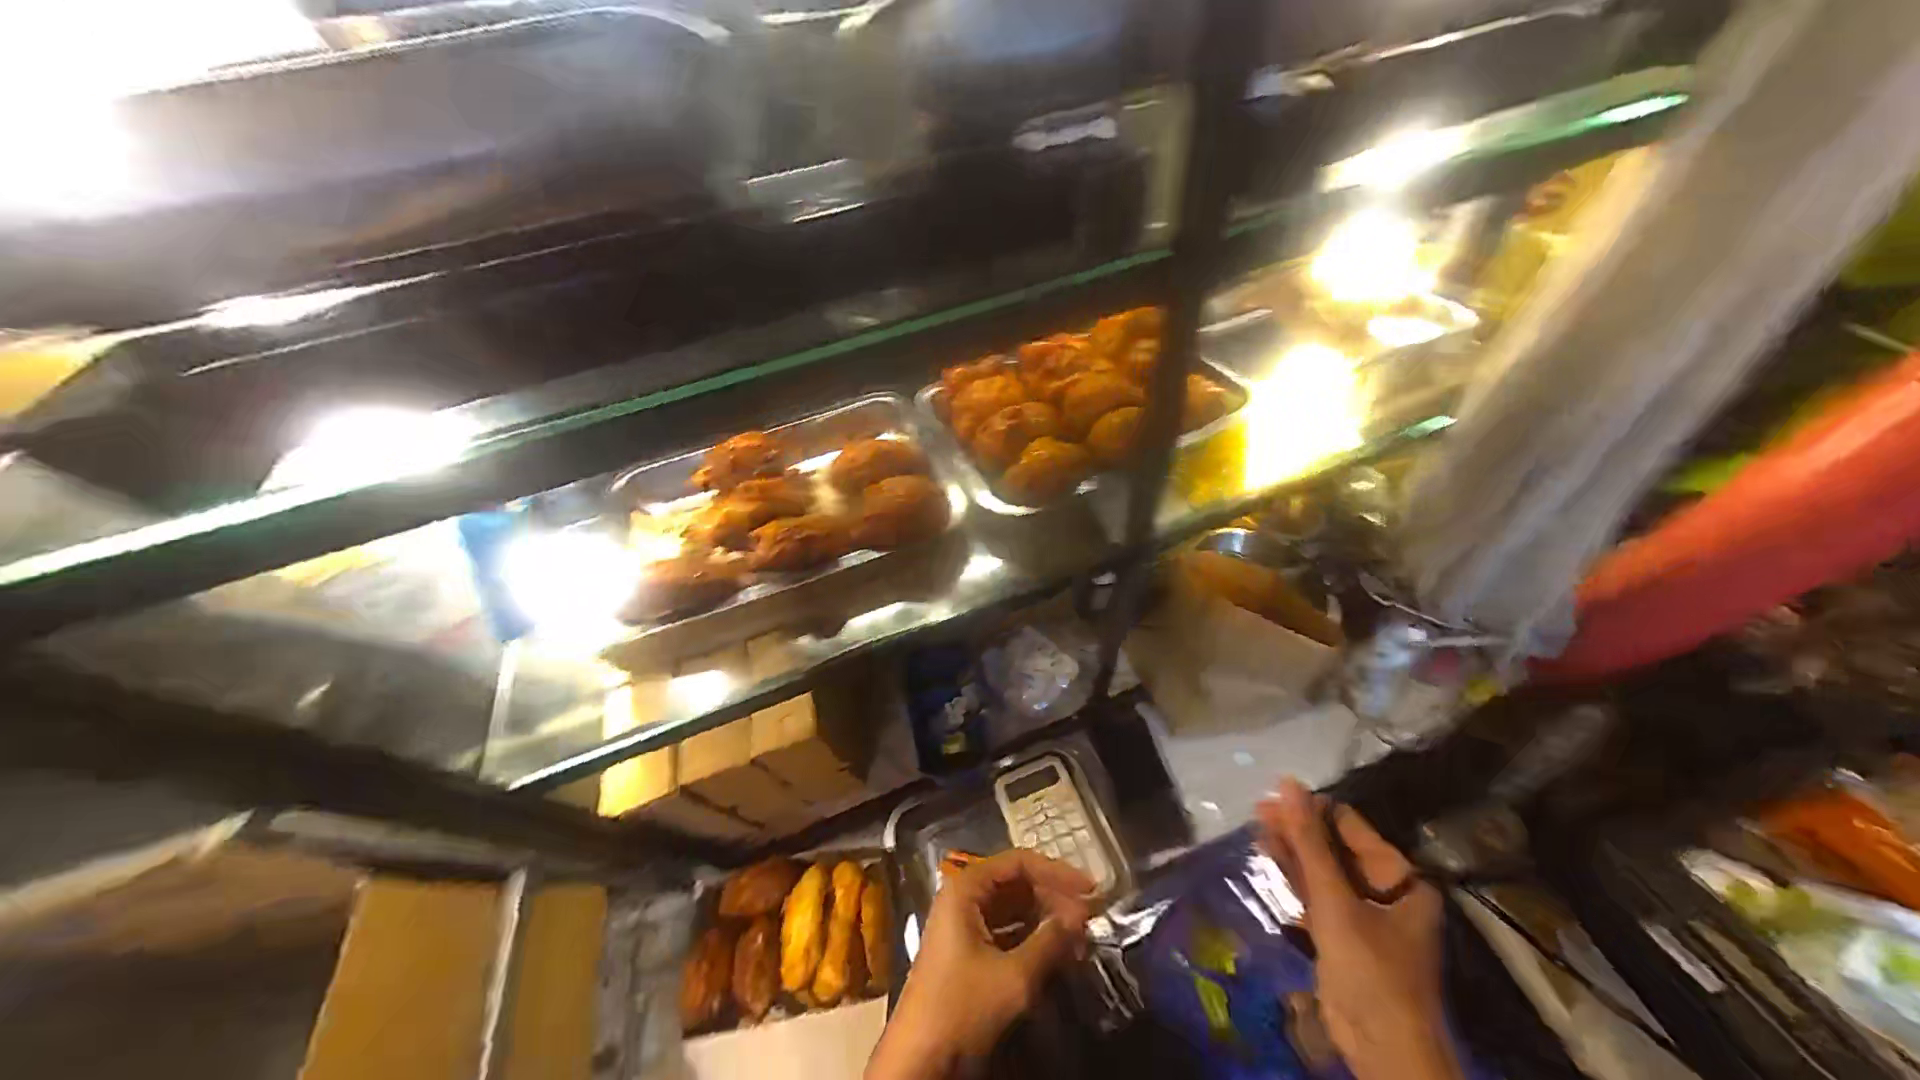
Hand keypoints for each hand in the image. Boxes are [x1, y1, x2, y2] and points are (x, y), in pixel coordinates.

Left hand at [866, 850, 1092, 1079]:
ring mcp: (964, 925)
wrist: (920, 1059)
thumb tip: (1081, 915)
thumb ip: (1050, 941)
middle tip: (1091, 917)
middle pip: (1017, 883)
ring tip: (1082, 938)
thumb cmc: (962, 1007)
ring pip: (1014, 910)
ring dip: (1048, 921)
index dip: (1057, 872)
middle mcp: (963, 898)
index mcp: (966, 889)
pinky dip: (1034, 940)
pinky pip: (1007, 932)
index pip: (1018, 862)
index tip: (1090, 890)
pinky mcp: (969, 952)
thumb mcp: (1014, 976)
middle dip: (1055, 899)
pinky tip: (1061, 954)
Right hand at [1257, 778, 1462, 1079]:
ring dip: (1292, 850)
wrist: (1381, 1045)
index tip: (1275, 794)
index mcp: (1401, 878)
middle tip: (1258, 810)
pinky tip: (1268, 857)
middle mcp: (1385, 890)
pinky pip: (1316, 894)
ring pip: (1322, 870)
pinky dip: (1294, 877)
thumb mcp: (1335, 899)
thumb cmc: (1369, 966)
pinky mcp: (1342, 933)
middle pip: (1335, 847)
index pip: (1352, 827)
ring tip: (1256, 827)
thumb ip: (1309, 842)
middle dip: (1297, 829)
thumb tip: (1288, 785)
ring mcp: (1363, 913)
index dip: (1313, 808)